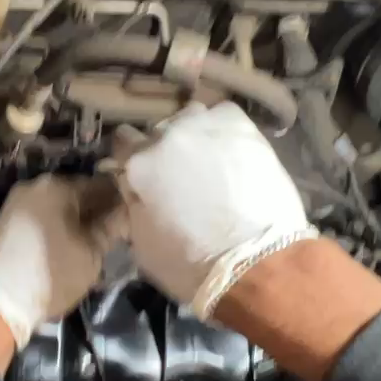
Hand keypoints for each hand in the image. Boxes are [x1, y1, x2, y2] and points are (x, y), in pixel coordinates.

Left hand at [0, 175, 108, 351]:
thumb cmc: (51, 274)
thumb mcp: (91, 253)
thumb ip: (110, 226)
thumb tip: (122, 211)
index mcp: (58, 186)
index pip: (100, 184)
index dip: (119, 201)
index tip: (132, 218)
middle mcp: (36, 185)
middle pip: (77, 192)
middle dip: (97, 209)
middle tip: (116, 231)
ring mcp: (18, 202)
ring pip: (59, 205)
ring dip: (77, 218)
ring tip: (95, 241)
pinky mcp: (7, 220)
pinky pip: (43, 215)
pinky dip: (58, 225)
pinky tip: (71, 242)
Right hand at [117, 103, 316, 317]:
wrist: (259, 264)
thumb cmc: (192, 264)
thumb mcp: (142, 242)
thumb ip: (132, 203)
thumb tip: (135, 188)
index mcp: (139, 163)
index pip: (122, 142)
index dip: (129, 160)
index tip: (139, 177)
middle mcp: (169, 135)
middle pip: (157, 131)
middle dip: (161, 152)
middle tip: (176, 178)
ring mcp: (208, 126)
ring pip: (189, 118)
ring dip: (190, 136)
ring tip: (204, 161)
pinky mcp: (244, 128)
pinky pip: (222, 116)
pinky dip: (220, 130)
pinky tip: (228, 151)